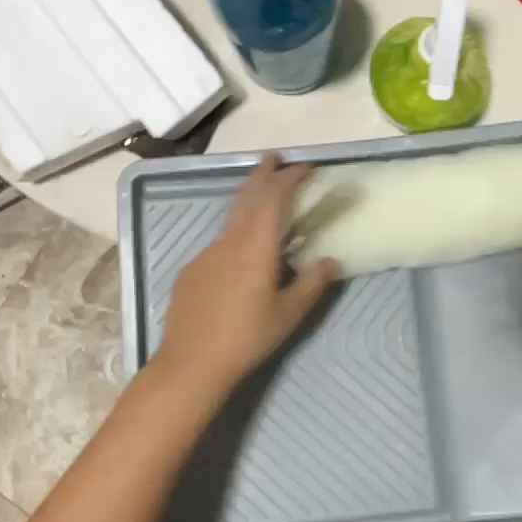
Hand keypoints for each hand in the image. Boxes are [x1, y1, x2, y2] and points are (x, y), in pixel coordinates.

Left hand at [150, 155, 341, 393]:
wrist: (190, 363)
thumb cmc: (246, 338)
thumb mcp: (288, 314)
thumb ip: (311, 283)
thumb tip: (331, 260)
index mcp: (255, 247)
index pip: (273, 198)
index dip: (289, 178)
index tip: (305, 166)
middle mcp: (229, 241)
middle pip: (247, 197)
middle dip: (263, 174)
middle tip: (275, 158)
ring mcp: (206, 254)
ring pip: (232, 219)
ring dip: (250, 203)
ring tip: (265, 202)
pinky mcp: (192, 270)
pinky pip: (220, 243)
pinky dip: (237, 235)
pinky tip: (243, 257)